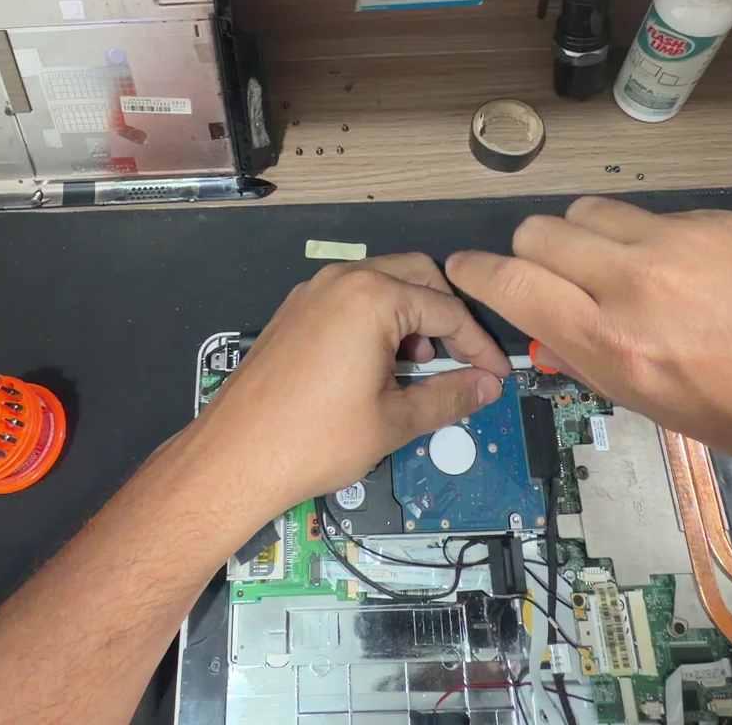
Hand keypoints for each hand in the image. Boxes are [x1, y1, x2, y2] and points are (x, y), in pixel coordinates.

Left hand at [188, 254, 511, 512]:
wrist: (234, 455)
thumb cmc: (316, 438)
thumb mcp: (393, 420)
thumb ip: (449, 396)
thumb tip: (487, 386)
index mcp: (372, 297)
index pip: (446, 309)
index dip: (478, 344)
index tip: (496, 374)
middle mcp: (342, 279)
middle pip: (417, 276)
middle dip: (446, 315)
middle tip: (460, 359)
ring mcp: (313, 290)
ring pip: (382, 283)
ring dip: (411, 315)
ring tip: (414, 368)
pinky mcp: (296, 309)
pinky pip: (351, 297)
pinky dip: (377, 318)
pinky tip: (377, 363)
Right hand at [446, 197, 731, 486]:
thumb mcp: (680, 415)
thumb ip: (607, 363)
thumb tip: (564, 336)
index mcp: (618, 346)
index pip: (510, 281)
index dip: (475, 273)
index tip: (464, 270)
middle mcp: (634, 281)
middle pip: (538, 230)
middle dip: (531, 253)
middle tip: (556, 280)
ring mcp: (680, 238)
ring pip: (589, 211)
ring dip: (586, 237)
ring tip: (620, 269)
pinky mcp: (722, 216)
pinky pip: (655, 216)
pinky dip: (649, 238)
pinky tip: (695, 270)